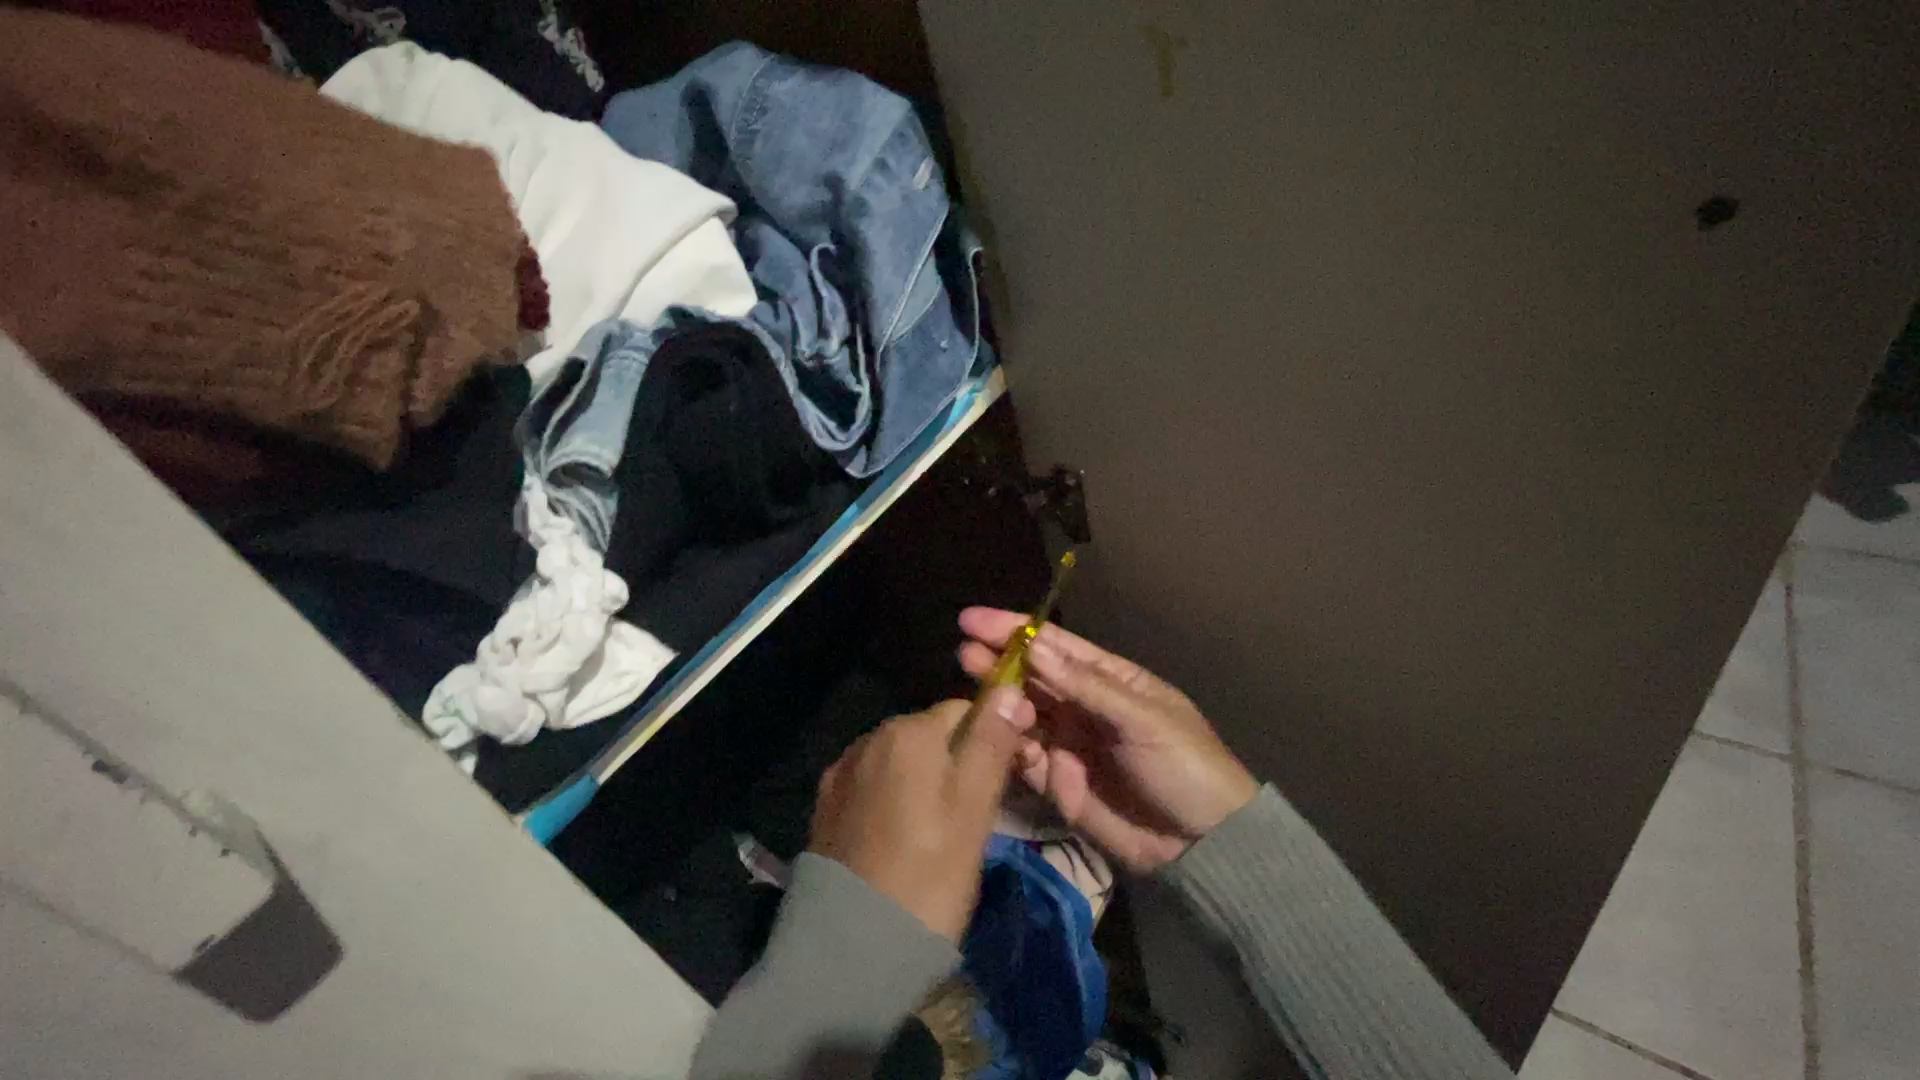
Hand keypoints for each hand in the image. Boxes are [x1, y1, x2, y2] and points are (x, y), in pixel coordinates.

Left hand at [809, 687, 1035, 941]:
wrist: (851, 945)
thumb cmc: (927, 875)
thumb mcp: (973, 810)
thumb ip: (990, 745)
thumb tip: (1007, 689)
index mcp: (910, 732)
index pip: (967, 711)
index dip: (994, 739)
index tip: (1011, 778)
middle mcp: (870, 737)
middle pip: (932, 732)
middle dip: (958, 759)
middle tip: (977, 812)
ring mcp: (843, 770)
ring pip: (902, 758)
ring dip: (924, 777)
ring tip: (938, 828)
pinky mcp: (826, 803)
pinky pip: (873, 782)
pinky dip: (893, 795)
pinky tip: (900, 833)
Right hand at [958, 608, 1258, 873]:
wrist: (1203, 845)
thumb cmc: (1185, 766)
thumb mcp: (1143, 719)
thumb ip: (1086, 686)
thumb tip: (1035, 648)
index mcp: (1111, 680)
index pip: (1056, 646)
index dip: (1016, 630)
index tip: (973, 619)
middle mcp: (1083, 706)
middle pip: (1032, 677)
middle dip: (999, 662)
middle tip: (963, 652)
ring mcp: (1069, 744)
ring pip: (1022, 715)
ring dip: (998, 702)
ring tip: (975, 691)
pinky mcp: (1058, 783)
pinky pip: (1023, 758)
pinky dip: (1007, 745)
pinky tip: (992, 733)